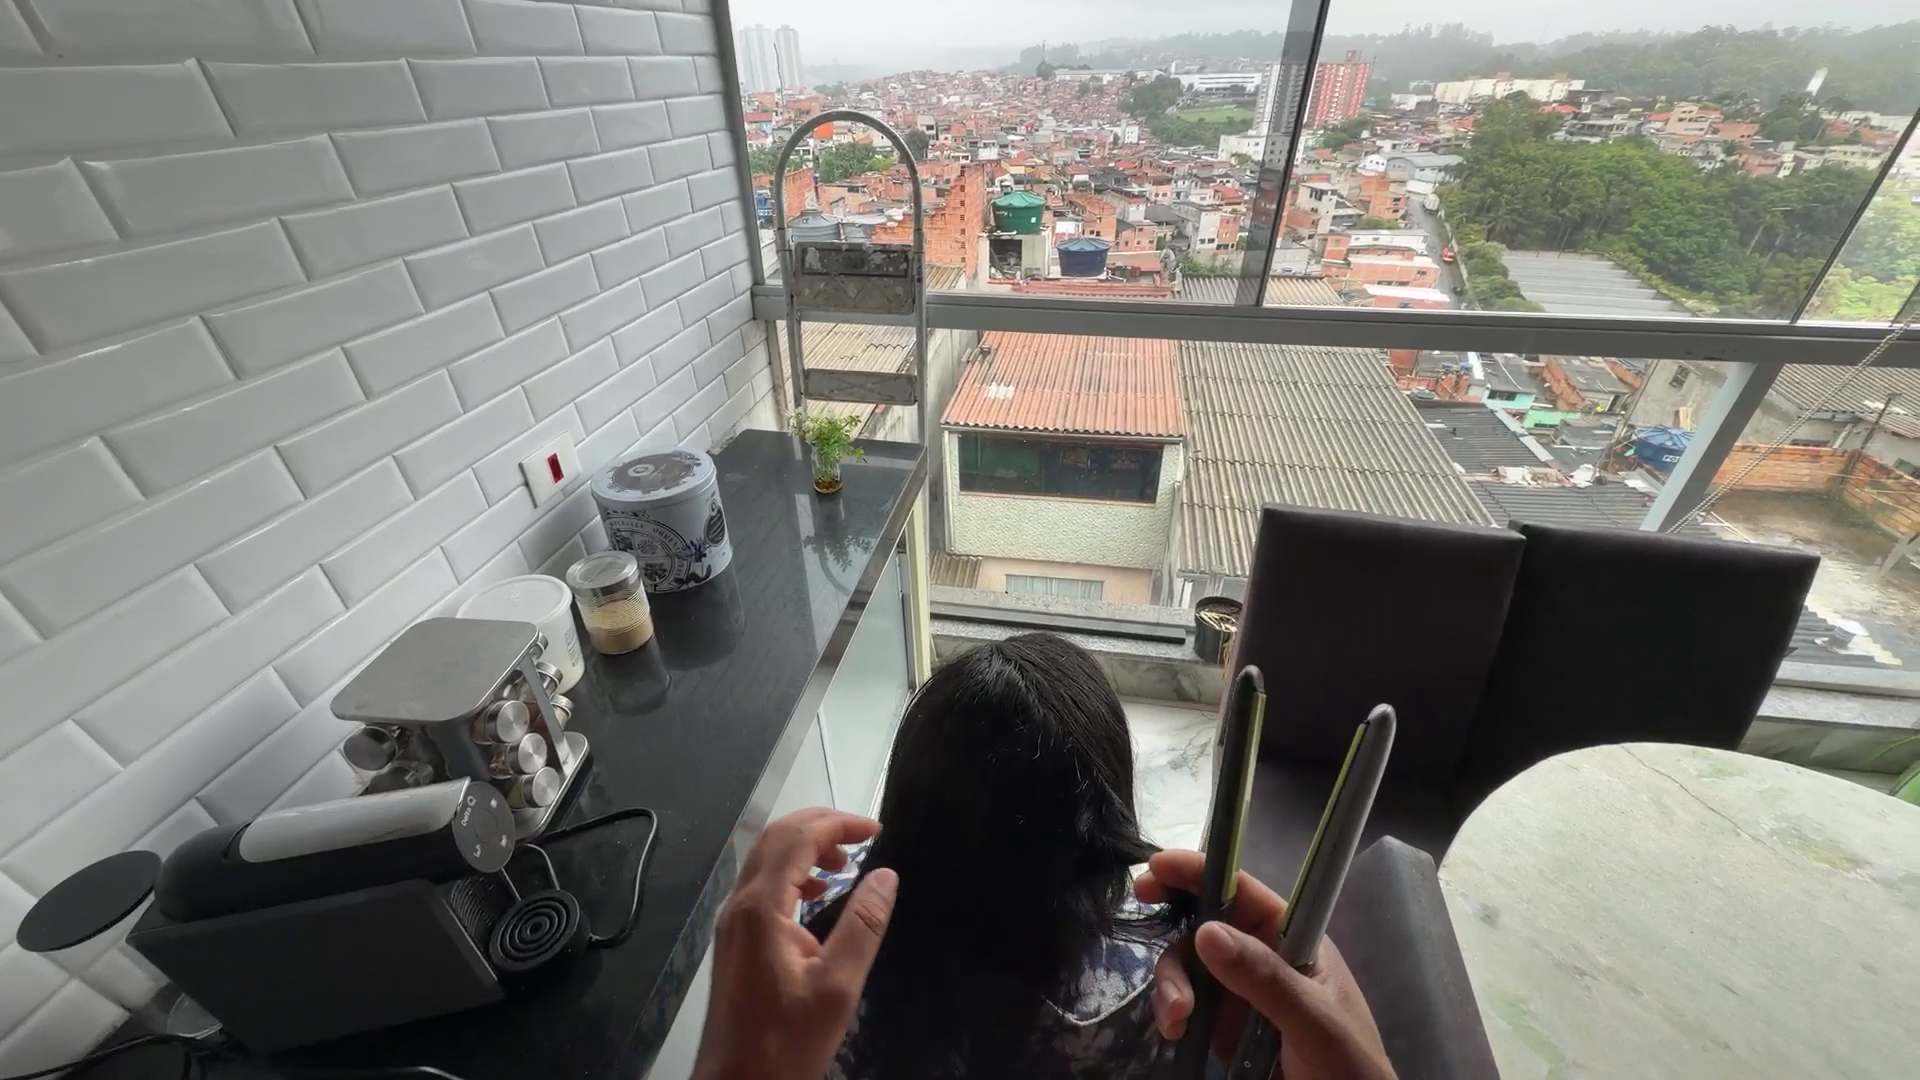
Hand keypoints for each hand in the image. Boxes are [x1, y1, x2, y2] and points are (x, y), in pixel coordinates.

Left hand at [692, 808, 898, 1079]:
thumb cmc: (785, 1044)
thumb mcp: (837, 987)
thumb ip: (863, 925)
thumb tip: (886, 875)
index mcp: (762, 907)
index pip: (799, 837)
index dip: (839, 823)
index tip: (875, 830)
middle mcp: (740, 902)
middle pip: (778, 836)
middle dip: (823, 824)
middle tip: (863, 834)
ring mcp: (733, 919)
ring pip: (768, 855)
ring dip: (808, 845)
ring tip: (847, 862)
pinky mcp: (735, 936)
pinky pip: (765, 880)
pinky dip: (796, 869)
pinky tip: (821, 891)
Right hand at [1135, 849, 1394, 1079]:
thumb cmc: (1350, 1069)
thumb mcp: (1315, 1022)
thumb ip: (1265, 978)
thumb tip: (1205, 930)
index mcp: (1290, 938)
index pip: (1241, 888)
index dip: (1199, 869)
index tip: (1158, 865)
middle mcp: (1260, 954)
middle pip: (1204, 918)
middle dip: (1172, 915)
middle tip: (1141, 897)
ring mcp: (1237, 988)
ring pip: (1187, 960)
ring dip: (1171, 979)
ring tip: (1176, 1016)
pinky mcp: (1221, 1022)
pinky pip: (1184, 997)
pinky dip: (1171, 1007)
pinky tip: (1175, 1029)